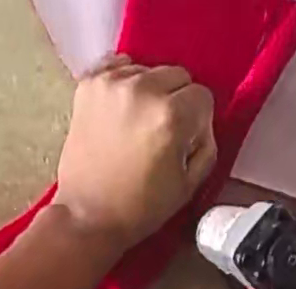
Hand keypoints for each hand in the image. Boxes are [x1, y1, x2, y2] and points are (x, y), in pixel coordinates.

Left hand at [55, 56, 217, 249]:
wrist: (88, 214)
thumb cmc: (141, 209)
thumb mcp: (188, 187)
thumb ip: (206, 149)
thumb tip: (202, 127)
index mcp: (171, 117)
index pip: (202, 97)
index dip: (200, 122)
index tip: (188, 142)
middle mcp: (143, 90)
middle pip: (177, 75)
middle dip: (178, 102)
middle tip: (165, 133)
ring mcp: (112, 83)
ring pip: (148, 70)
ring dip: (151, 92)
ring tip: (140, 125)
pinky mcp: (88, 84)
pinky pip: (118, 66)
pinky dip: (126, 82)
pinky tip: (124, 110)